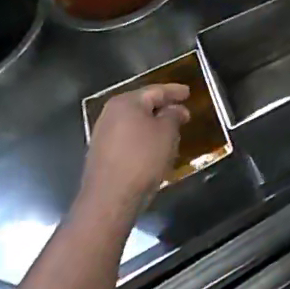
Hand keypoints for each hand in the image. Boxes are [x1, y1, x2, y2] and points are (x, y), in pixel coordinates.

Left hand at [79, 84, 189, 217]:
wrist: (110, 198)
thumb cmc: (142, 159)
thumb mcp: (166, 134)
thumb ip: (173, 116)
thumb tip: (174, 109)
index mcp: (126, 103)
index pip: (155, 91)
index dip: (174, 91)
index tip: (188, 92)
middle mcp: (110, 114)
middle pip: (141, 105)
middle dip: (163, 108)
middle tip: (182, 112)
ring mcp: (103, 134)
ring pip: (134, 123)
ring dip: (152, 125)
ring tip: (171, 131)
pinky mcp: (101, 154)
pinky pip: (127, 139)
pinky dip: (142, 139)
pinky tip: (153, 148)